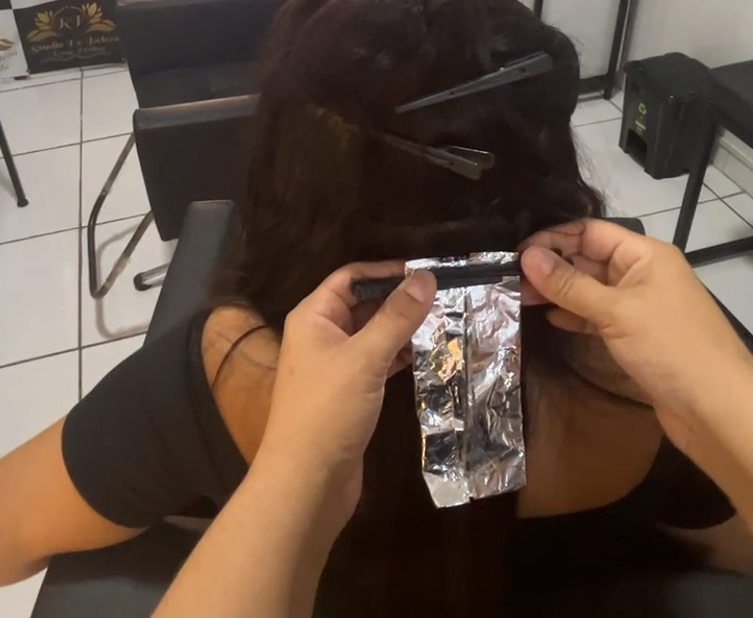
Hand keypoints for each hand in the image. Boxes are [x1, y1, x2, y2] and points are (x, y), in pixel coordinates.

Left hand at [256, 260, 437, 521]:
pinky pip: (377, 361)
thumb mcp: (365, 358)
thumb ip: (396, 317)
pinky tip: (430, 355)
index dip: (386, 270)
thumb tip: (425, 277)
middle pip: (363, 304)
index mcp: (313, 316)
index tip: (426, 270)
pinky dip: (399, 356)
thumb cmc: (328, 410)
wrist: (306, 482)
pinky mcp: (349, 392)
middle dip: (400, 300)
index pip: (351, 277)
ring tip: (445, 322)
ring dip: (404, 329)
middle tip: (445, 296)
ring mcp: (334, 365)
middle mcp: (321, 334)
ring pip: (373, 334)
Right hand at [520, 219, 752, 453]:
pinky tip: (550, 318)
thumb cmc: (672, 349)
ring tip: (519, 297)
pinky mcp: (637, 336)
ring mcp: (640, 306)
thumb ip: (569, 284)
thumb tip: (526, 256)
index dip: (553, 238)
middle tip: (509, 279)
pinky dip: (575, 315)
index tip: (515, 253)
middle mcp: (642, 274)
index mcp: (645, 255)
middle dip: (551, 266)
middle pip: (588, 259)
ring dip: (558, 292)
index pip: (589, 232)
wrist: (721, 413)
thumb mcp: (616, 312)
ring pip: (590, 289)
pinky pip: (598, 315)